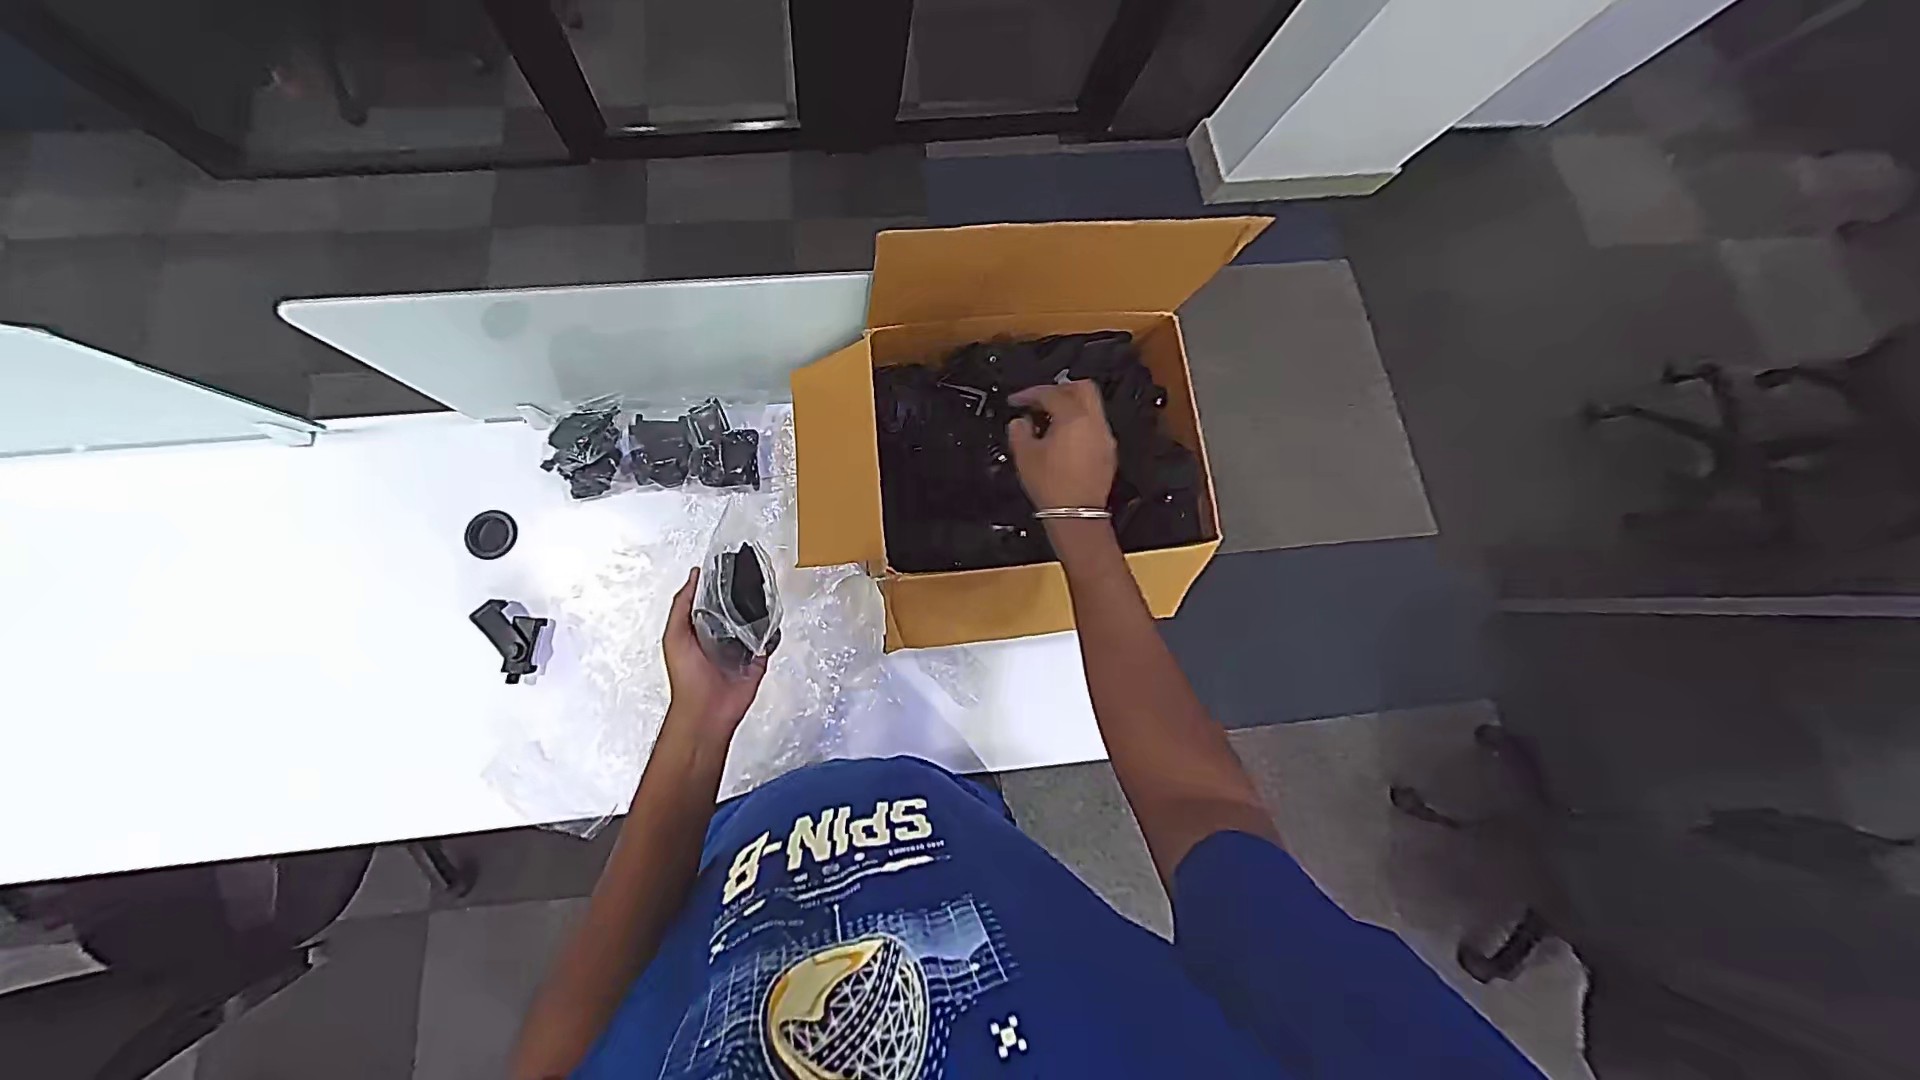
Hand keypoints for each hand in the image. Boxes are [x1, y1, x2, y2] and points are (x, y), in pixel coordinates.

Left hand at [661, 567, 765, 740]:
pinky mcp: (758, 657)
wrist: (707, 709)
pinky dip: (772, 629)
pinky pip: (769, 639)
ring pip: (755, 620)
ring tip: (767, 589)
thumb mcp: (674, 635)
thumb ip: (681, 606)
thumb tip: (693, 576)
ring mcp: (742, 646)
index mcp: (701, 627)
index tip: (728, 563)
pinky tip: (774, 616)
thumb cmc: (686, 675)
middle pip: (736, 607)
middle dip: (743, 592)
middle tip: (753, 572)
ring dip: (760, 608)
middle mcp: (722, 634)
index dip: (719, 582)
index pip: (712, 598)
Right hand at [1006, 380, 1116, 509]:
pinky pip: (1094, 426)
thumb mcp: (1024, 456)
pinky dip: (1079, 424)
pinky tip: (1063, 438)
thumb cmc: (1050, 485)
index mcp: (1074, 417)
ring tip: (1049, 420)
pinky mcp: (1108, 452)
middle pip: (1082, 388)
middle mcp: (1094, 422)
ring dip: (1070, 406)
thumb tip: (1021, 422)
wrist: (1076, 515)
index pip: (1051, 393)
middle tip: (1040, 400)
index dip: (1030, 393)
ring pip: (1091, 407)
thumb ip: (1019, 431)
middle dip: (1059, 389)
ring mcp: (1105, 437)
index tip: (1016, 401)